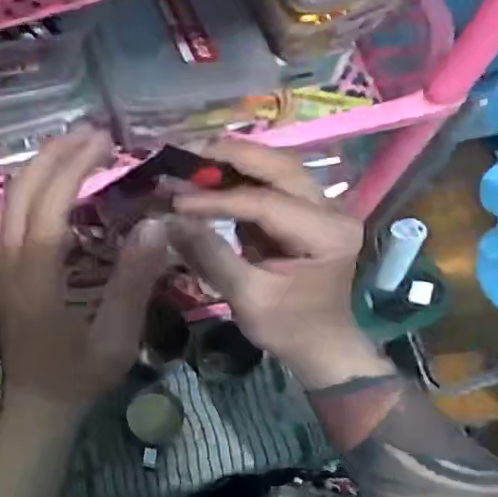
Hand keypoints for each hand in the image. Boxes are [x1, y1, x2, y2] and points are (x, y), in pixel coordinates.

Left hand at [0, 131, 170, 418]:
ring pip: (4, 207)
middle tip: (88, 133)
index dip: (73, 168)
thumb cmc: (78, 376)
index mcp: (37, 279)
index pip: (49, 208)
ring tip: (68, 149)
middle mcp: (9, 266)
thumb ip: (134, 281)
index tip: (103, 141)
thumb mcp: (117, 337)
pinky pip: (2, 223)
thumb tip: (154, 223)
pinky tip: (44, 187)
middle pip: (19, 197)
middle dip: (50, 158)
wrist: (36, 405)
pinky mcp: (0, 276)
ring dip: (33, 172)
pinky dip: (21, 194)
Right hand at [166, 139, 392, 388]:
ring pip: (277, 169)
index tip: (171, 200)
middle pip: (279, 167)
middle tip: (184, 151)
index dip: (214, 198)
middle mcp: (331, 210)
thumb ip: (209, 253)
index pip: (262, 202)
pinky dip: (238, 178)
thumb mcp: (246, 295)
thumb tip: (167, 221)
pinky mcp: (303, 215)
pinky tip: (207, 177)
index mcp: (325, 232)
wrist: (321, 345)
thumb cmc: (287, 326)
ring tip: (192, 158)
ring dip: (234, 161)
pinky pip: (270, 185)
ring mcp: (320, 209)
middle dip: (230, 156)